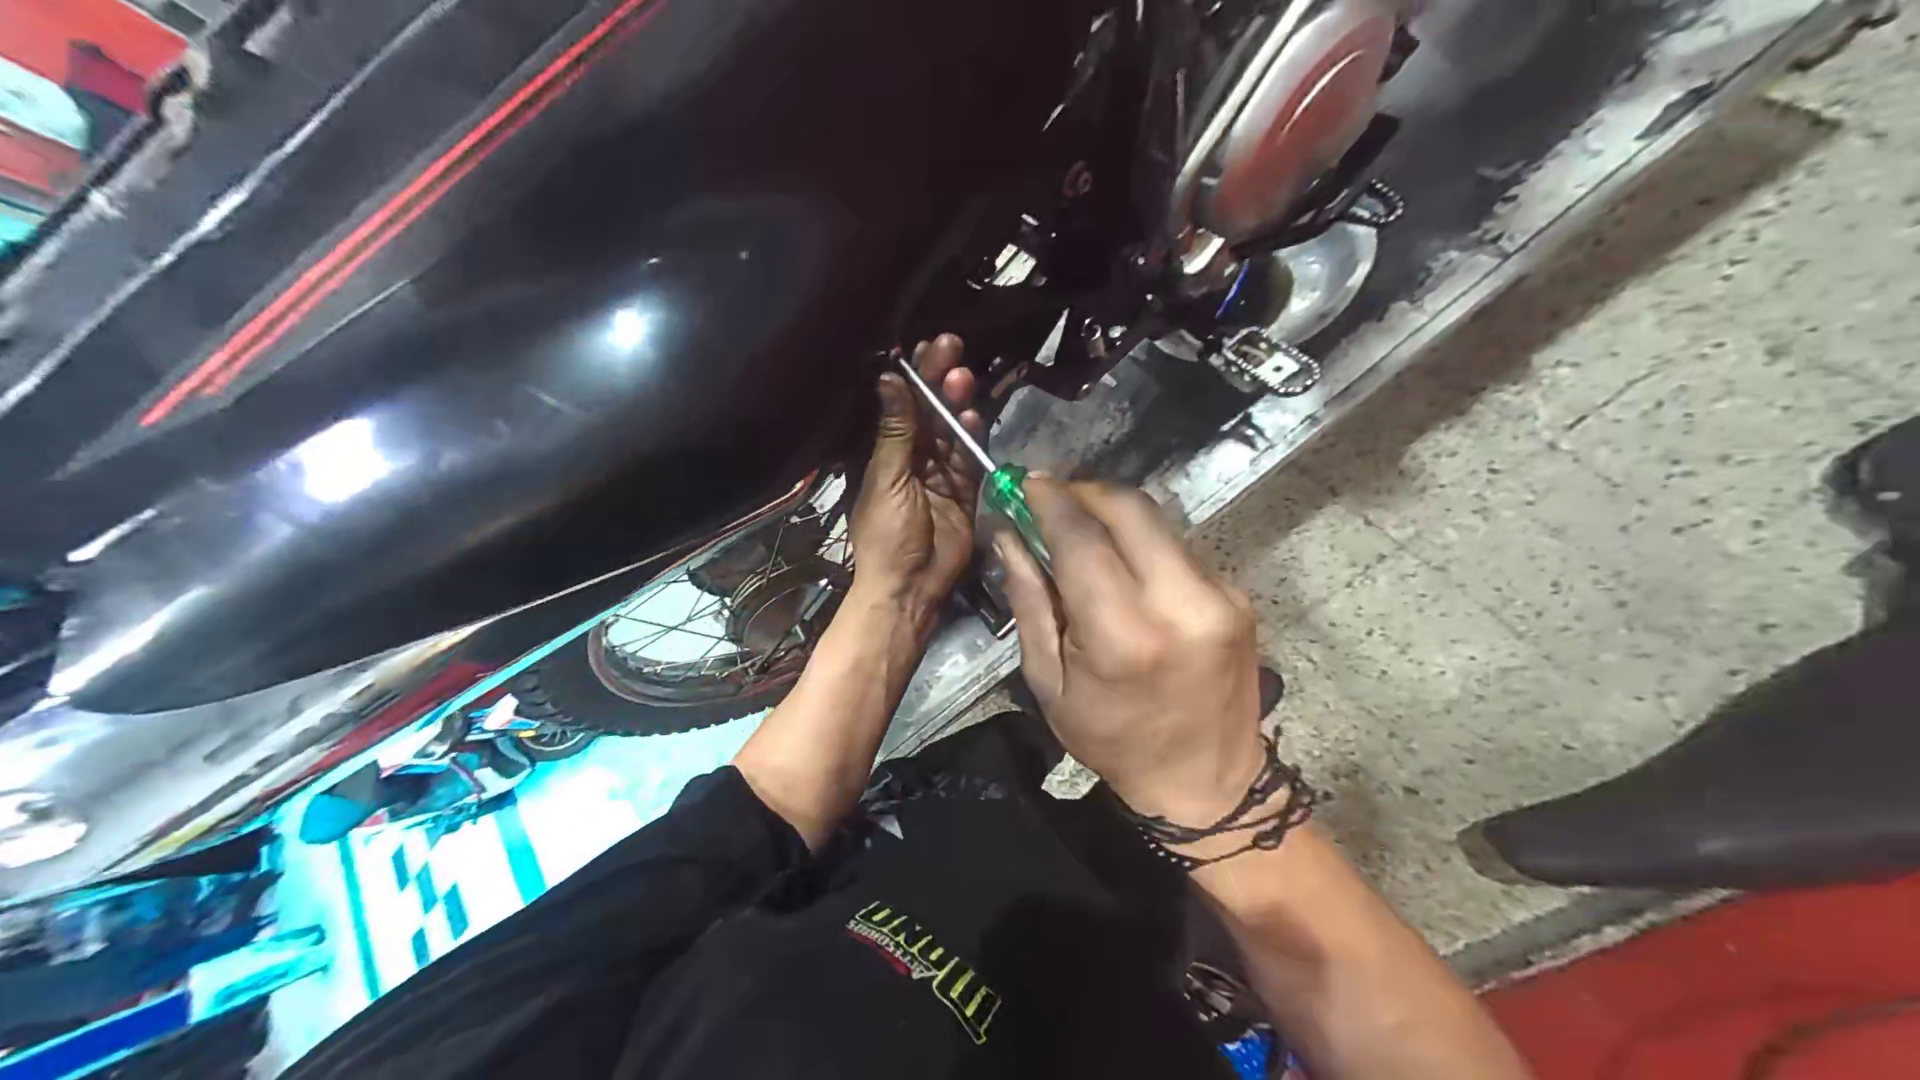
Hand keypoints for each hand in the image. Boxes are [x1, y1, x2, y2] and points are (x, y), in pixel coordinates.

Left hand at [848, 334, 982, 638]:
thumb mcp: (887, 478)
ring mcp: (941, 475)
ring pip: (951, 431)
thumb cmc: (888, 533)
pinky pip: (969, 459)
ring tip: (962, 377)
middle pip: (930, 413)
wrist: (911, 583)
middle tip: (952, 347)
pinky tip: (972, 415)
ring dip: (956, 404)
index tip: (927, 346)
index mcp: (888, 454)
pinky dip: (971, 438)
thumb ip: (896, 431)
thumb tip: (890, 379)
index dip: (915, 377)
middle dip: (939, 380)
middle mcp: (915, 459)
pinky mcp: (965, 491)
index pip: (904, 407)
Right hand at [997, 480, 1265, 824]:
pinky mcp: (1237, 597)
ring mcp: (1219, 596)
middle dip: (1085, 492)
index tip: (1026, 483)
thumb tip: (1009, 535)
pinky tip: (1124, 567)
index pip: (1082, 537)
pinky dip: (1142, 544)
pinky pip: (1178, 549)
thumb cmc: (1113, 741)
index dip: (1050, 501)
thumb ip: (1029, 600)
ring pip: (1158, 522)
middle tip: (1053, 498)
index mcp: (1125, 634)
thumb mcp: (1049, 681)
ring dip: (1113, 515)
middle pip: (1129, 509)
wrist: (1209, 783)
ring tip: (1082, 531)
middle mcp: (1181, 603)